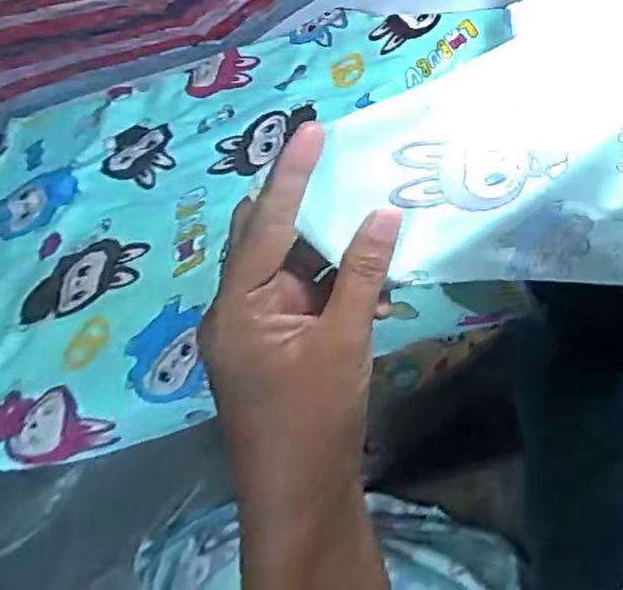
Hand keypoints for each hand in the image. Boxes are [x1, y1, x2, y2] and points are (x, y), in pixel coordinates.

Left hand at [200, 121, 398, 522]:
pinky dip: (339, 275)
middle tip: (336, 158)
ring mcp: (260, 325)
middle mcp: (240, 308)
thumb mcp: (345, 339)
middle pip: (269, 236)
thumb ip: (363, 272)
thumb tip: (384, 213)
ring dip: (330, 241)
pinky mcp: (282, 338)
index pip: (267, 225)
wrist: (302, 491)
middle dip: (302, 198)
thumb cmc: (314, 416)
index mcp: (238, 307)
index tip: (311, 130)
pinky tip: (376, 275)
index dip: (292, 175)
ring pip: (293, 262)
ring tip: (366, 205)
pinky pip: (309, 289)